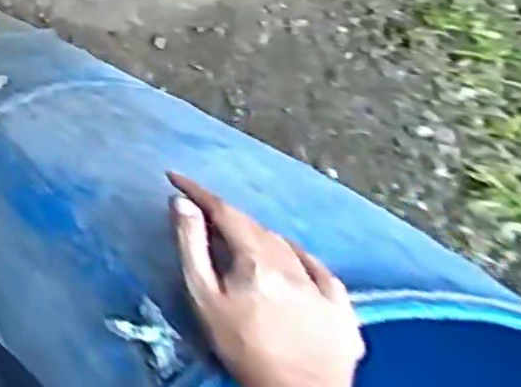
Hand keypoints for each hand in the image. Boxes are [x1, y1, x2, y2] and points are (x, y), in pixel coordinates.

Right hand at [168, 172, 364, 386]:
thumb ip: (191, 244)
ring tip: (237, 234)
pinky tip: (292, 258)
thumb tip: (181, 202)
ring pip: (287, 246)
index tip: (174, 177)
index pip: (226, 213)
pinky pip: (324, 273)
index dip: (198, 192)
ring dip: (258, 233)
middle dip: (226, 213)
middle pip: (256, 228)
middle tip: (200, 211)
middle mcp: (294, 270)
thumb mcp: (202, 293)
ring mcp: (325, 293)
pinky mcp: (346, 315)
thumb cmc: (239, 343)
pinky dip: (301, 257)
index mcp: (258, 263)